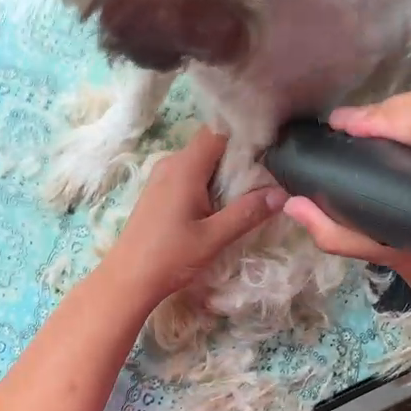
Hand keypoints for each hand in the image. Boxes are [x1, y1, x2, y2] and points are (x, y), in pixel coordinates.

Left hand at [94, 128, 285, 308]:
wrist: (127, 280)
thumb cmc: (169, 257)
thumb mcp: (214, 237)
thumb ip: (248, 213)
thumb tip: (283, 194)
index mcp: (185, 166)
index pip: (219, 130)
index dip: (245, 134)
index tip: (270, 148)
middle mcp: (171, 163)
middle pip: (211, 144)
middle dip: (238, 155)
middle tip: (266, 172)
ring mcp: (161, 177)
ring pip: (200, 161)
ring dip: (222, 172)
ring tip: (248, 189)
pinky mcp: (158, 192)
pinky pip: (188, 175)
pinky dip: (207, 182)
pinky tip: (220, 203)